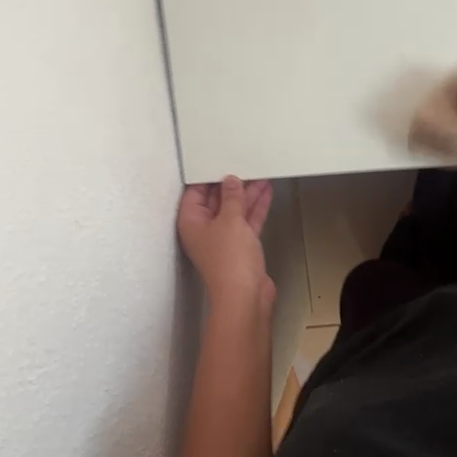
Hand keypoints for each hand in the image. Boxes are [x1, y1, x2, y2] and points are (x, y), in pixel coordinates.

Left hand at [178, 177, 274, 308]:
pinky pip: (247, 221)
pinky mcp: (241, 247)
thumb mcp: (230, 220)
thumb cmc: (230, 261)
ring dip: (247, 194)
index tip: (221, 161)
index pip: (195, 192)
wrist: (245, 296)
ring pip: (234, 210)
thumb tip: (230, 181)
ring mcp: (223, 239)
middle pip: (216, 200)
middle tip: (244, 165)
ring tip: (260, 175)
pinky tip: (266, 193)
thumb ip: (232, 197)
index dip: (207, 176)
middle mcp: (204, 230)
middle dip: (231, 184)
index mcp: (190, 222)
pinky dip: (256, 208)